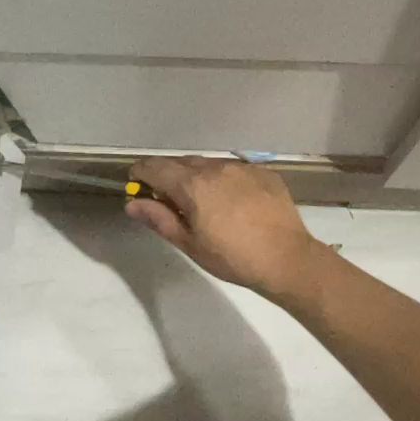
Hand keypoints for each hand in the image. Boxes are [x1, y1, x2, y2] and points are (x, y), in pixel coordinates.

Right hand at [126, 157, 330, 298]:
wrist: (286, 258)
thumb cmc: (232, 257)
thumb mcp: (190, 244)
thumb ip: (159, 219)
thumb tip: (133, 204)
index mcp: (192, 185)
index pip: (155, 167)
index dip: (141, 173)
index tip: (136, 184)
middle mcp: (215, 168)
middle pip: (181, 162)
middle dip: (168, 175)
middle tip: (166, 198)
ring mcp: (242, 168)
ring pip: (209, 165)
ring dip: (197, 177)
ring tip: (200, 201)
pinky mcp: (263, 173)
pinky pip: (234, 171)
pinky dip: (223, 180)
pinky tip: (231, 202)